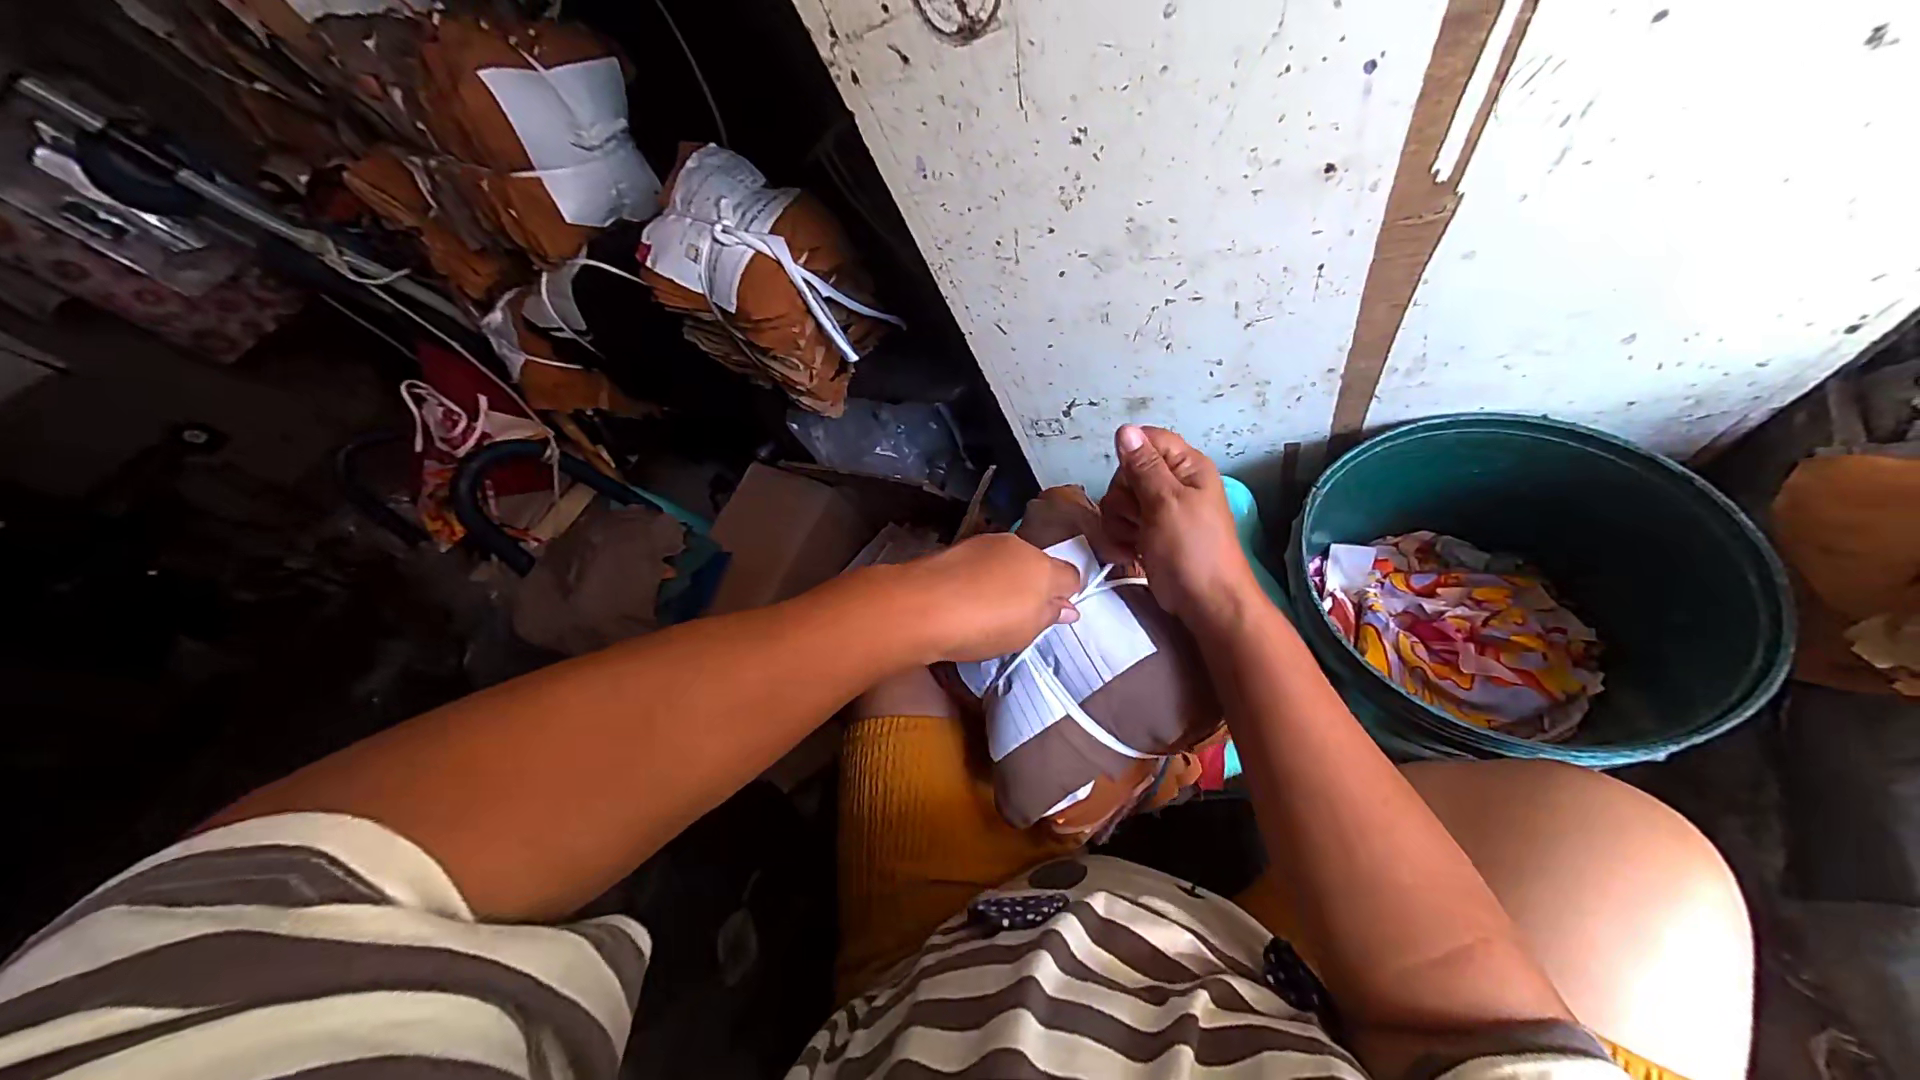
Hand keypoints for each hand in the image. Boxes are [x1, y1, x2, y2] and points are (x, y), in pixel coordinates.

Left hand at [901, 532, 1082, 661]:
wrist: (920, 606)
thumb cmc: (981, 625)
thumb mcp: (1024, 632)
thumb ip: (1049, 616)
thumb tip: (1067, 607)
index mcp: (1044, 568)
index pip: (1072, 576)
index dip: (1066, 596)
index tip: (1052, 614)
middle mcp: (1019, 546)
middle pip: (1039, 565)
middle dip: (1034, 586)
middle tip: (1017, 616)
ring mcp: (986, 543)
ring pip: (1009, 560)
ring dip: (1006, 579)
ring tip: (986, 609)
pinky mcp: (959, 546)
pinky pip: (982, 562)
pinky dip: (980, 576)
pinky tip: (965, 597)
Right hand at [1100, 424, 1260, 624]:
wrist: (1205, 603)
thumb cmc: (1192, 551)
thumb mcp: (1166, 503)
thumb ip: (1143, 466)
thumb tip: (1124, 430)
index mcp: (1187, 467)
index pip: (1146, 439)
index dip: (1131, 457)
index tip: (1133, 483)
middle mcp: (1172, 483)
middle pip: (1126, 472)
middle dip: (1124, 498)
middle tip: (1143, 519)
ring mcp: (1159, 510)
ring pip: (1117, 501)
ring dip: (1121, 523)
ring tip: (1140, 540)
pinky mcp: (1147, 533)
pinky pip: (1120, 525)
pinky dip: (1122, 539)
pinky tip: (1133, 551)